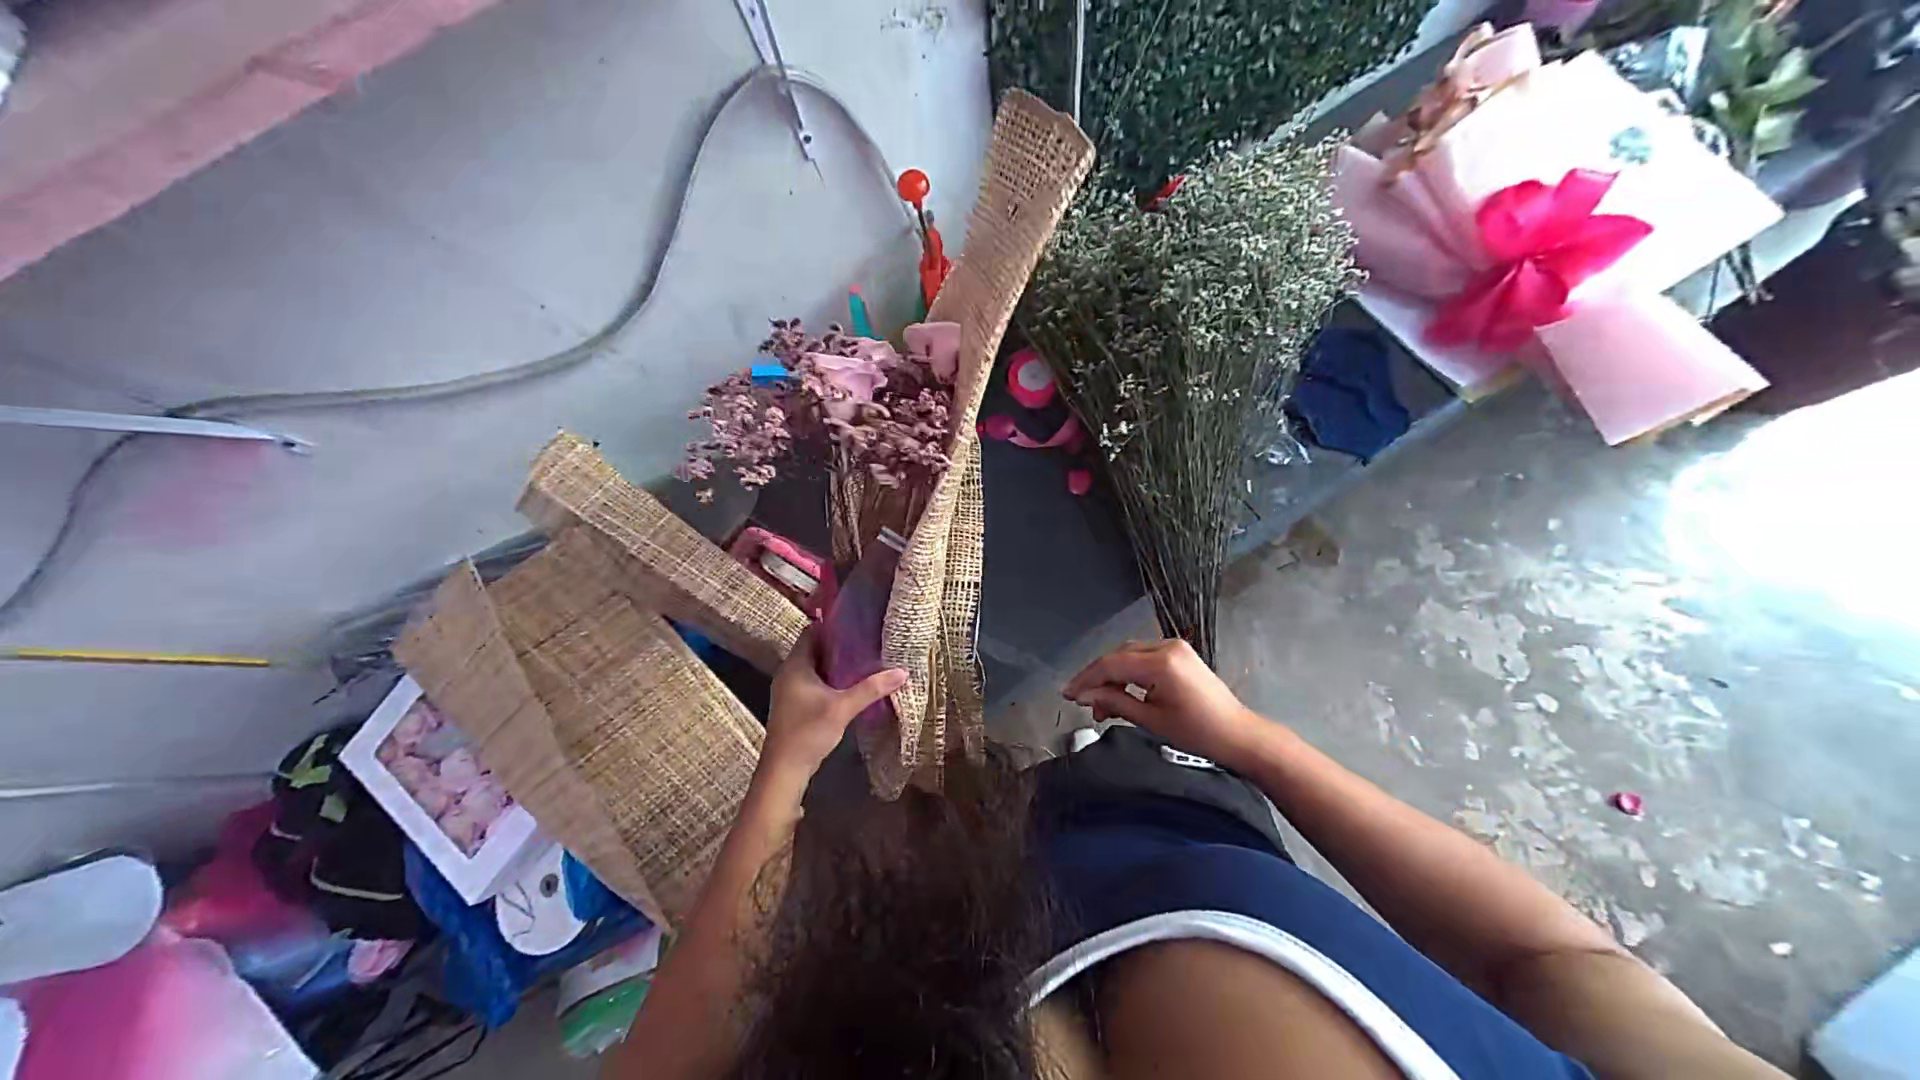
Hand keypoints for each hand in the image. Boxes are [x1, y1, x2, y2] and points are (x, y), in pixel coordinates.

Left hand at [763, 627, 907, 780]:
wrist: (784, 770)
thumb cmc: (808, 732)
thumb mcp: (842, 708)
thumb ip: (871, 689)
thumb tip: (902, 672)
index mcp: (795, 665)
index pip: (811, 632)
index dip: (832, 625)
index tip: (857, 622)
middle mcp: (789, 673)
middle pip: (814, 649)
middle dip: (839, 645)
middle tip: (867, 639)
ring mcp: (790, 690)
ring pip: (815, 667)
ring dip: (835, 663)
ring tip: (864, 658)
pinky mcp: (795, 705)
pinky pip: (814, 682)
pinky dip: (831, 679)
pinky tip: (850, 684)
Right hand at [1062, 638, 1268, 768]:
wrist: (1239, 736)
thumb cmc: (1199, 733)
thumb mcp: (1151, 720)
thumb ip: (1114, 702)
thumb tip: (1085, 696)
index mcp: (1162, 662)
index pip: (1111, 664)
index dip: (1086, 679)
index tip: (1069, 694)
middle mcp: (1167, 647)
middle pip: (1118, 656)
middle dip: (1097, 678)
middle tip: (1084, 703)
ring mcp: (1175, 648)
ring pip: (1129, 656)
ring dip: (1112, 677)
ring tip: (1103, 706)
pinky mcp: (1179, 655)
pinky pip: (1143, 658)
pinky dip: (1129, 674)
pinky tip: (1121, 694)